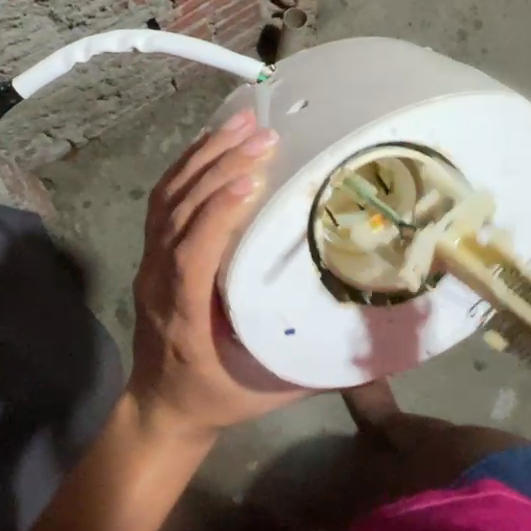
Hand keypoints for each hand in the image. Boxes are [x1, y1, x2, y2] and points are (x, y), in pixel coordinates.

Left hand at [127, 110, 312, 440]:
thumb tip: (383, 343)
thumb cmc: (219, 398)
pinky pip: (162, 201)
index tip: (250, 181)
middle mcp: (158, 282)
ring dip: (203, 157)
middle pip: (178, 215)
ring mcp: (148, 264)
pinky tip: (213, 141)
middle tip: (264, 136)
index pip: (190, 257)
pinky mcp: (150, 252)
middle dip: (218, 169)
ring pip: (167, 199)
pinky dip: (187, 165)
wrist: (162, 407)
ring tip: (243, 123)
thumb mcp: (273, 391)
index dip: (215, 216)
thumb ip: (323, 367)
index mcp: (184, 317)